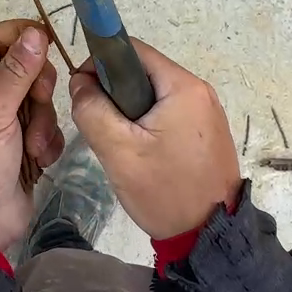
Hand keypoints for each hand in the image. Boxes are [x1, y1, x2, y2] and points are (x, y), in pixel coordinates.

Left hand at [0, 19, 65, 247]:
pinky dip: (46, 140)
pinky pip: (47, 122)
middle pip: (25, 65)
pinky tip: (37, 158)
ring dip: (42, 121)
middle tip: (38, 102)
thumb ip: (17, 69)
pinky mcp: (24, 138)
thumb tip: (36, 31)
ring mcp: (4, 115)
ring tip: (32, 145)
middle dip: (37, 88)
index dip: (22, 35)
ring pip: (40, 95)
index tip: (49, 38)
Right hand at [69, 38, 239, 238]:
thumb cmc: (165, 190)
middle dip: (114, 92)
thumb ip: (91, 109)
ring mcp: (207, 113)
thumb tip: (80, 82)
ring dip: (130, 111)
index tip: (83, 90)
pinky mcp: (208, 133)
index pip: (132, 50)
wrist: (212, 241)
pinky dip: (148, 124)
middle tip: (100, 124)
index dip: (101, 63)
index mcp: (183, 86)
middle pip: (142, 72)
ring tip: (119, 143)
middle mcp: (200, 91)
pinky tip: (141, 152)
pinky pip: (168, 113)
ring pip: (153, 95)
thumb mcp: (118, 151)